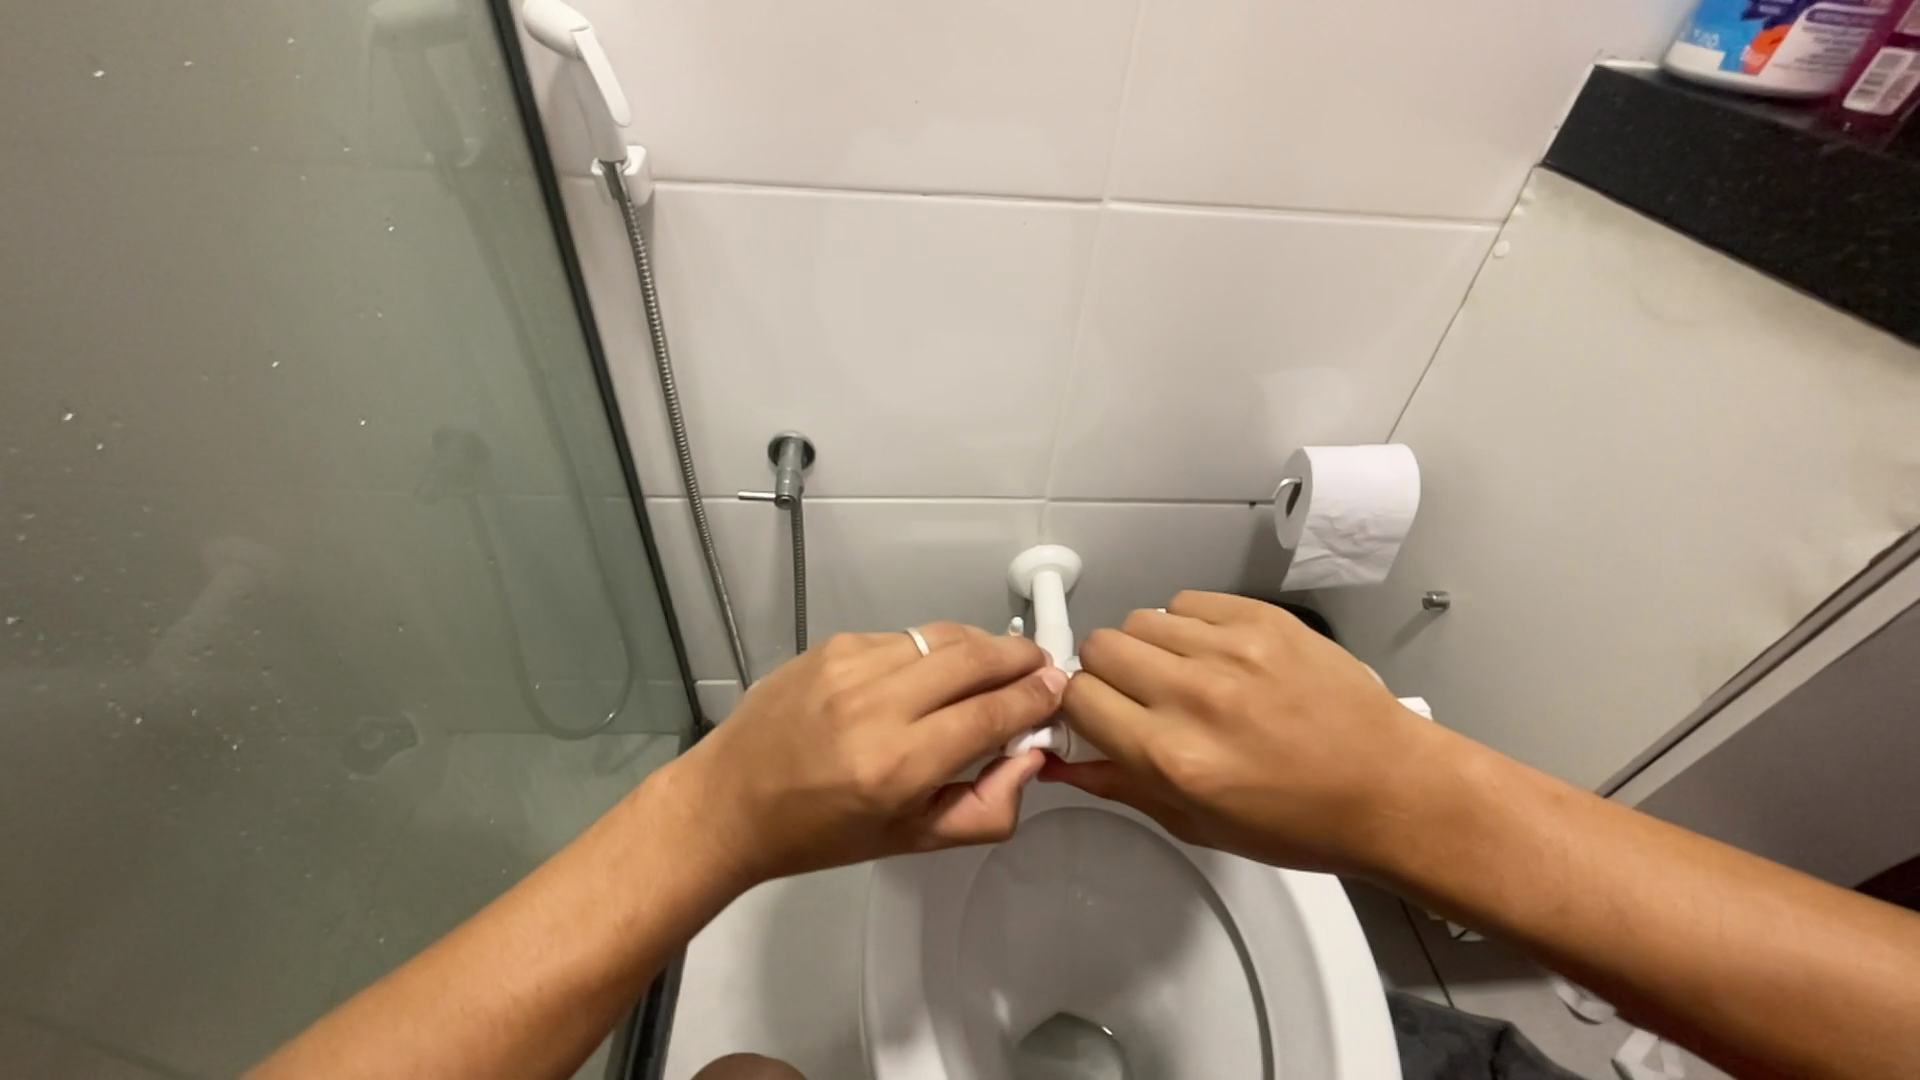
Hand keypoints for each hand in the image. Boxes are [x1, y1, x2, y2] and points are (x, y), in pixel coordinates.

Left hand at [666, 624, 1067, 885]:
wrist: (731, 799)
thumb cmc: (823, 833)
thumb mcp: (912, 841)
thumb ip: (986, 807)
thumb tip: (1030, 752)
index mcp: (898, 765)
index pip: (991, 713)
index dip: (1035, 696)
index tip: (1058, 687)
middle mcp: (877, 705)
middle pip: (974, 658)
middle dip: (1020, 656)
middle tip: (1040, 664)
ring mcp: (851, 665)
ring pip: (942, 636)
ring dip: (981, 645)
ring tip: (996, 661)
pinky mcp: (833, 645)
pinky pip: (904, 637)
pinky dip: (931, 649)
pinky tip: (931, 670)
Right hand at [1047, 591, 1441, 875]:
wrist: (1391, 789)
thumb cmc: (1297, 822)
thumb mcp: (1196, 823)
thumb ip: (1120, 784)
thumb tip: (1061, 759)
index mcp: (1172, 758)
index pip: (1079, 698)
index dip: (1081, 707)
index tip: (1098, 714)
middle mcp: (1194, 697)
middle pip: (1099, 647)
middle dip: (1105, 672)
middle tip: (1137, 693)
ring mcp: (1231, 649)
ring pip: (1138, 619)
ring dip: (1146, 647)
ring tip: (1181, 672)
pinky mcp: (1262, 618)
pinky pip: (1186, 602)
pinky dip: (1186, 626)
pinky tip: (1213, 654)